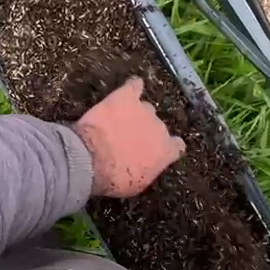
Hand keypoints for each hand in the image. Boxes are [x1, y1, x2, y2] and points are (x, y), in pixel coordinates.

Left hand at [73, 77, 185, 197]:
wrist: (92, 159)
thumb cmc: (113, 178)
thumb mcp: (137, 183)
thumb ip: (147, 168)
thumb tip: (145, 163)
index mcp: (166, 151)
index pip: (176, 146)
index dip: (165, 146)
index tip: (155, 148)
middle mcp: (160, 128)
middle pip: (157, 125)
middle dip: (145, 131)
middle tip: (126, 138)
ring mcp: (144, 110)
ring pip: (144, 108)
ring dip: (134, 113)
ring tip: (118, 119)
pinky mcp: (125, 97)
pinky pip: (134, 86)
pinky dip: (132, 87)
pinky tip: (130, 87)